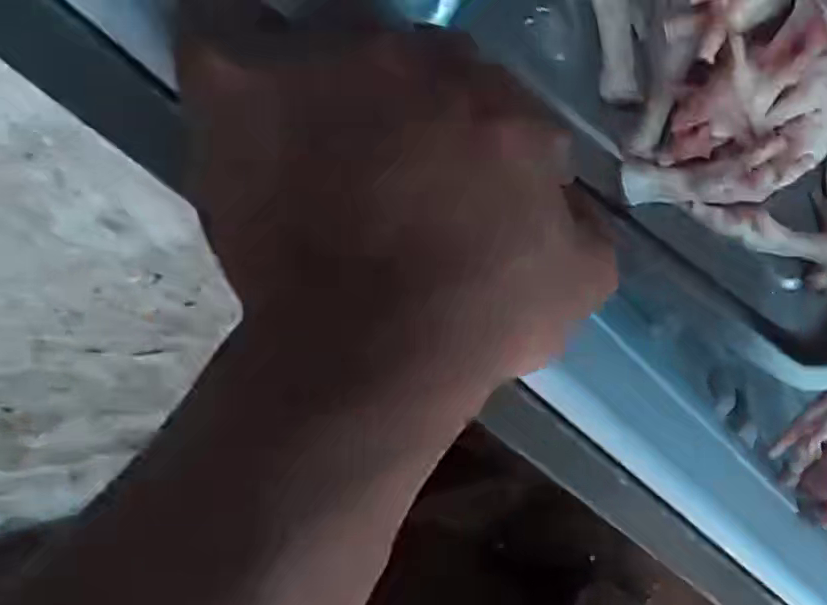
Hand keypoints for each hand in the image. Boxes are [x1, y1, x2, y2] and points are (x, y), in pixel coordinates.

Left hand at [178, 18, 615, 410]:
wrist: (374, 350)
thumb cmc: (490, 321)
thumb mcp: (585, 287)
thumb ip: (591, 225)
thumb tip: (570, 197)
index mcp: (512, 118)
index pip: (530, 121)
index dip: (525, 165)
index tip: (512, 204)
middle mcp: (422, 66)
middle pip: (448, 69)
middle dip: (454, 115)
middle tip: (441, 174)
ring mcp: (324, 60)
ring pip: (356, 43)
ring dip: (371, 86)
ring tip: (361, 146)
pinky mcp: (234, 76)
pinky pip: (236, 31)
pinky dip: (262, 64)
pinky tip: (281, 108)